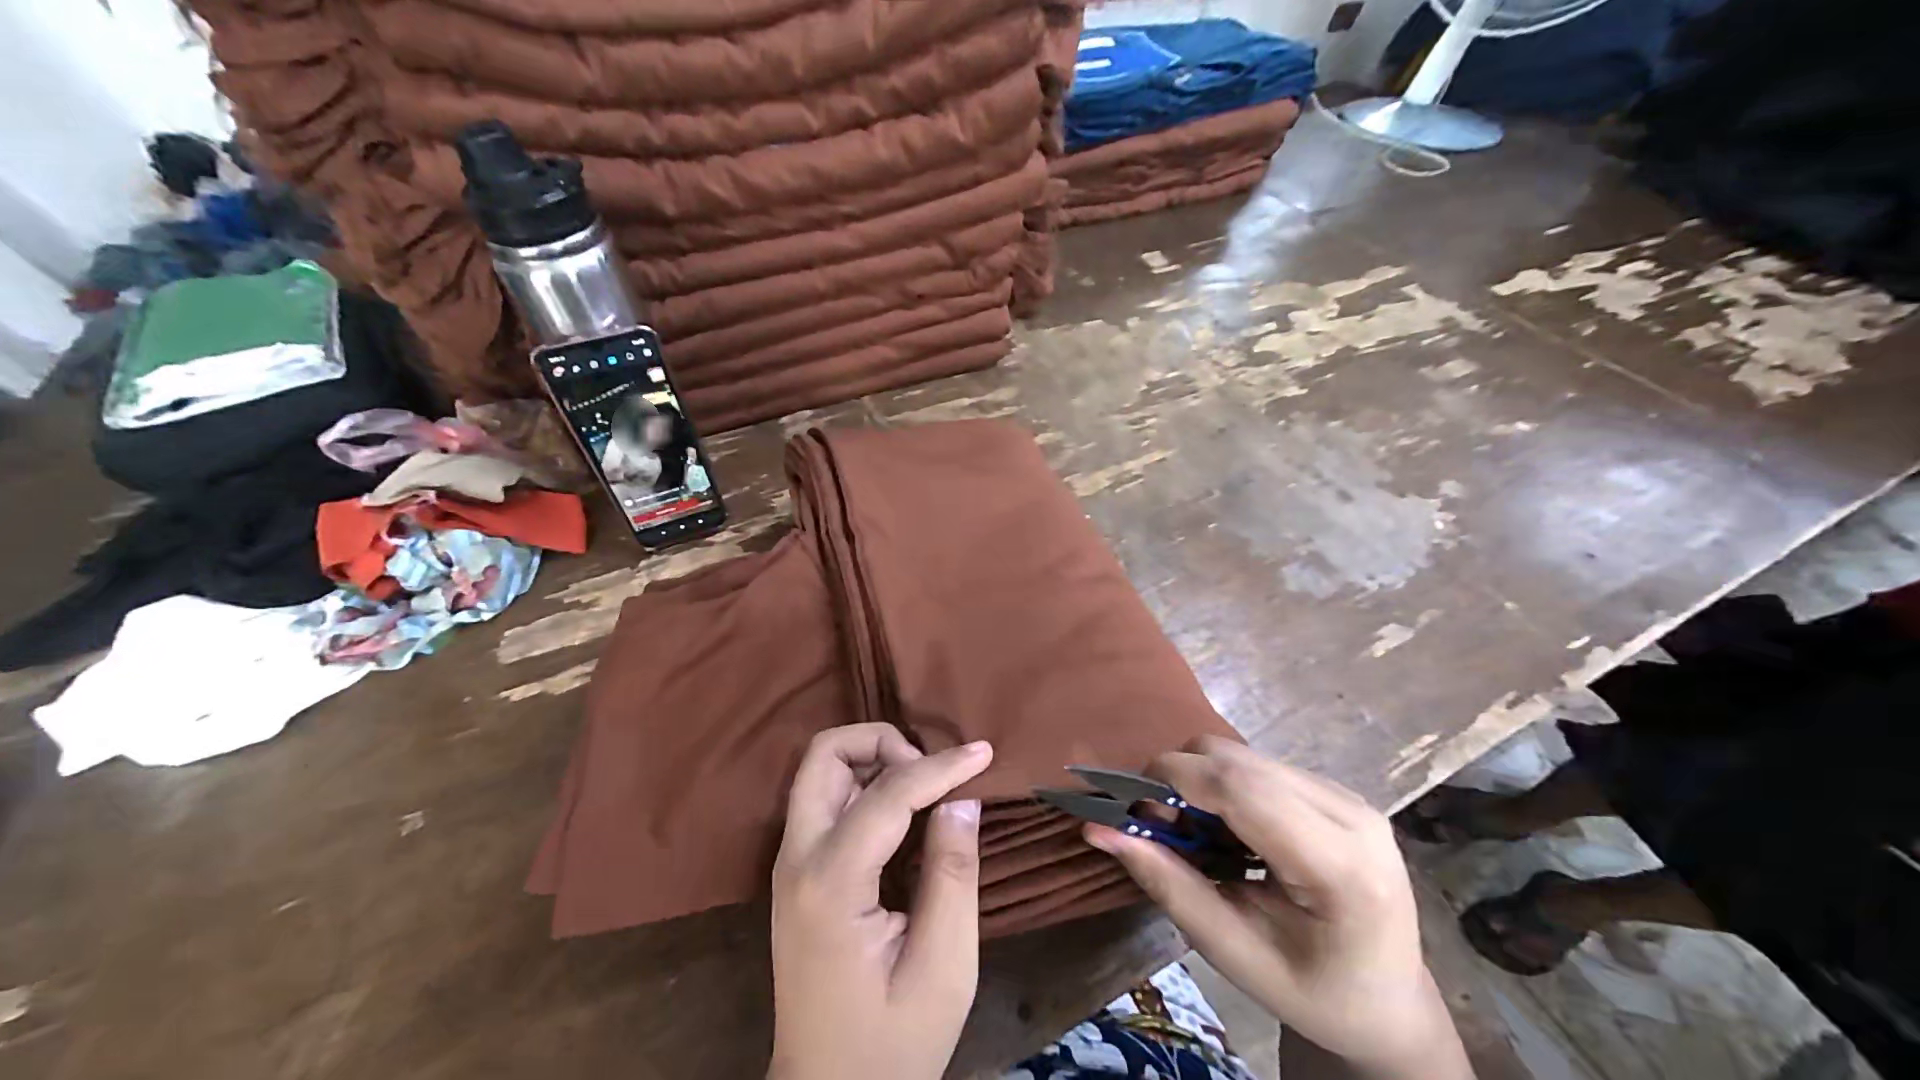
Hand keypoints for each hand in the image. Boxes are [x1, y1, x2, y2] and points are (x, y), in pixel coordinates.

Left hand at [769, 725, 992, 1079]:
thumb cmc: (892, 1041)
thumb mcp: (943, 967)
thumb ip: (952, 875)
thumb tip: (961, 800)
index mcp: (830, 885)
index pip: (886, 794)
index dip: (940, 767)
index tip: (984, 751)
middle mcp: (796, 860)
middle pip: (824, 756)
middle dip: (882, 743)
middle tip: (934, 771)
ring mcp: (789, 865)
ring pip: (819, 771)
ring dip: (872, 760)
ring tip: (925, 785)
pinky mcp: (797, 874)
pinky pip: (825, 800)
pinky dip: (864, 784)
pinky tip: (903, 808)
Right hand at [1084, 737, 1470, 1079]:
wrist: (1387, 1003)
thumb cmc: (1312, 994)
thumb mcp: (1233, 953)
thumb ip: (1168, 885)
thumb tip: (1098, 830)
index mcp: (1340, 865)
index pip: (1241, 788)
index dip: (1173, 780)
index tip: (1127, 806)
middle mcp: (1350, 812)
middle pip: (1235, 759)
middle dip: (1178, 780)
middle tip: (1155, 829)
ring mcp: (1346, 795)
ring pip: (1241, 755)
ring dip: (1198, 782)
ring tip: (1192, 837)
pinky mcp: (1333, 790)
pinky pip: (1256, 765)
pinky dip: (1222, 787)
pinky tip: (1226, 834)